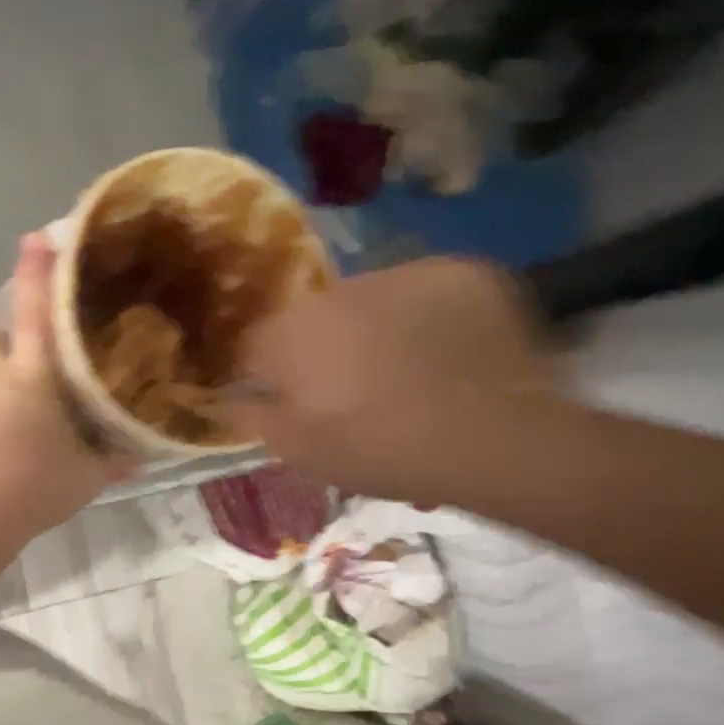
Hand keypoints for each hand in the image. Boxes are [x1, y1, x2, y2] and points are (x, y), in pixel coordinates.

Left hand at [0, 233, 134, 543]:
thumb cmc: (33, 488)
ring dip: (1, 379)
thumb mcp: (88, 475)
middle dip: (9, 339)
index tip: (38, 237)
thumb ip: (116, 457)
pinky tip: (10, 441)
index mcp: (31, 375)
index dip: (38, 271)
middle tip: (38, 362)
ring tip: (29, 414)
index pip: (36, 311)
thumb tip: (144, 449)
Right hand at [230, 257, 555, 500]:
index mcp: (290, 331)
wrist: (495, 439)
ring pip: (372, 301)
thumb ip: (251, 415)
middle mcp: (339, 290)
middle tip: (347, 392)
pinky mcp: (463, 274)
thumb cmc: (379, 448)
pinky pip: (429, 294)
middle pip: (314, 318)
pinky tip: (448, 353)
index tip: (280, 398)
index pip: (254, 343)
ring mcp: (405, 276)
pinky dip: (430, 317)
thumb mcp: (297, 449)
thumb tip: (228, 396)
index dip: (263, 372)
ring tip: (405, 371)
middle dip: (321, 348)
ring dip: (375, 328)